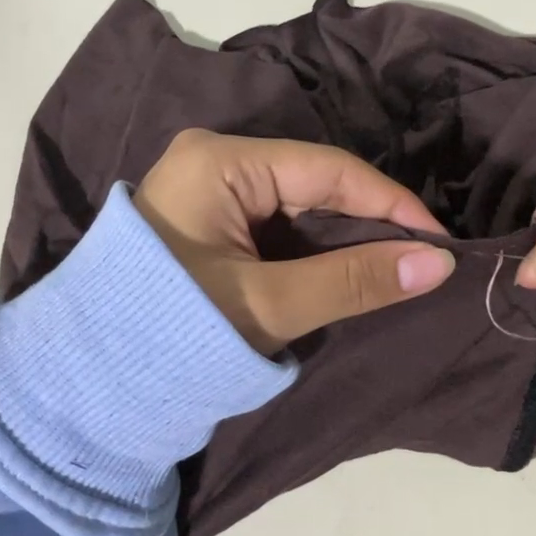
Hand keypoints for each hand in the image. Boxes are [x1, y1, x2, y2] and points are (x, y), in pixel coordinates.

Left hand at [134, 130, 456, 353]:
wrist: (95, 376)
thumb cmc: (176, 330)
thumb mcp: (269, 305)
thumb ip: (352, 280)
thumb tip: (437, 263)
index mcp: (218, 162)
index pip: (325, 169)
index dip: (389, 203)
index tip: (440, 242)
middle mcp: (211, 160)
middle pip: (311, 181)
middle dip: (366, 221)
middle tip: (421, 259)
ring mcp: (205, 188)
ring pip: (296, 203)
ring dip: (341, 236)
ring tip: (392, 266)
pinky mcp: (204, 218)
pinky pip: (272, 221)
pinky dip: (309, 246)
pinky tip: (343, 268)